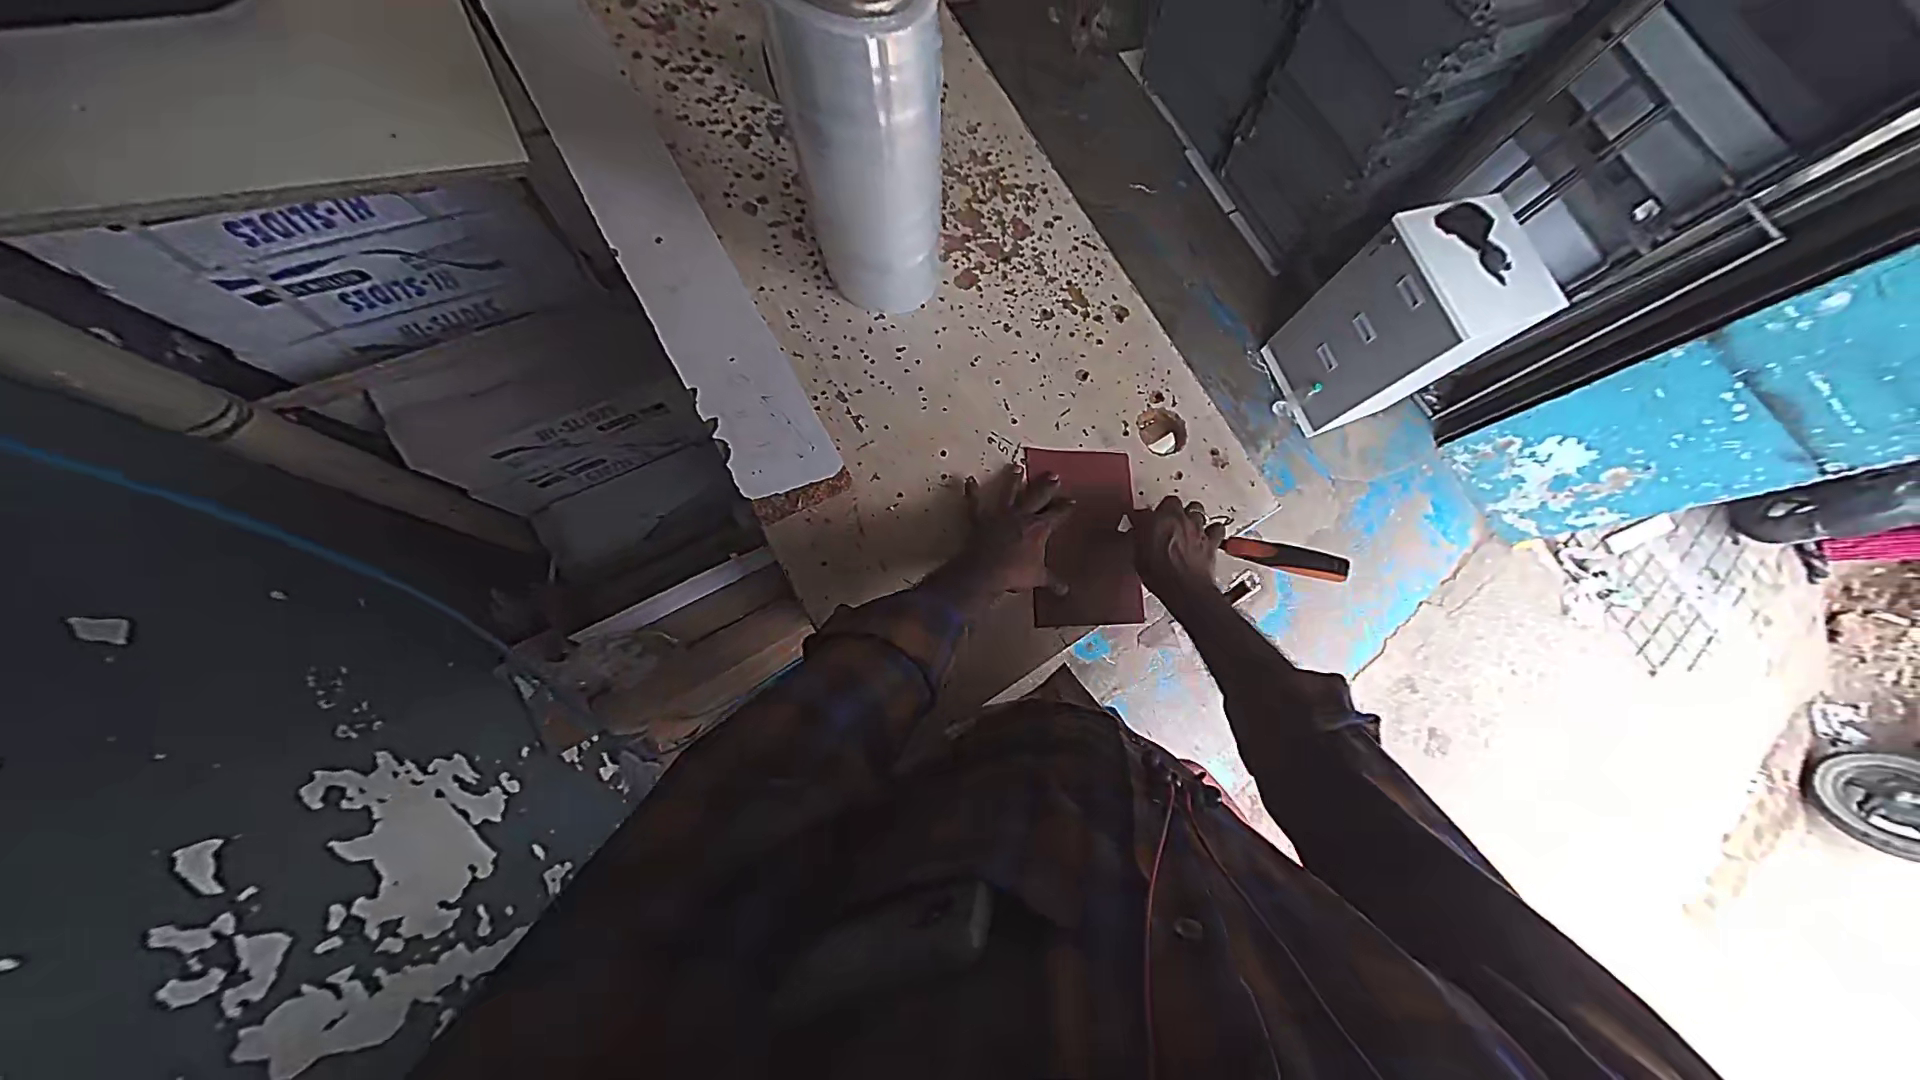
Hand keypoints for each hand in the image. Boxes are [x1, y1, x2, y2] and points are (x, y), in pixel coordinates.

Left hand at [928, 465, 1073, 605]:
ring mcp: (1000, 515)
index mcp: (1039, 528)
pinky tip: (968, 481)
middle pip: (1037, 496)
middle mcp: (1021, 516)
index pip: (1058, 514)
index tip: (1072, 500)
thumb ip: (1052, 581)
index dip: (1066, 507)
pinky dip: (971, 492)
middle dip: (1046, 486)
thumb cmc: (1015, 574)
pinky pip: (975, 504)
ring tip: (1017, 467)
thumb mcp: (1038, 578)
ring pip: (1009, 493)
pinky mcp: (981, 520)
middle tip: (1053, 475)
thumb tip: (1065, 591)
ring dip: (1013, 480)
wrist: (986, 572)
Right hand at [1129, 495, 1224, 603]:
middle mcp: (1178, 519)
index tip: (1140, 522)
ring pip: (1196, 510)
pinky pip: (1216, 528)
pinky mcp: (1211, 541)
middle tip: (1164, 519)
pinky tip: (1208, 533)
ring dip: (1190, 515)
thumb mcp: (1138, 555)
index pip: (1146, 510)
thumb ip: (1139, 538)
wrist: (1184, 589)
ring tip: (1185, 523)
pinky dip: (1212, 530)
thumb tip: (1137, 533)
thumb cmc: (1161, 574)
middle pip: (1174, 503)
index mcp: (1157, 519)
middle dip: (1169, 508)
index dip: (1143, 516)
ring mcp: (1196, 528)